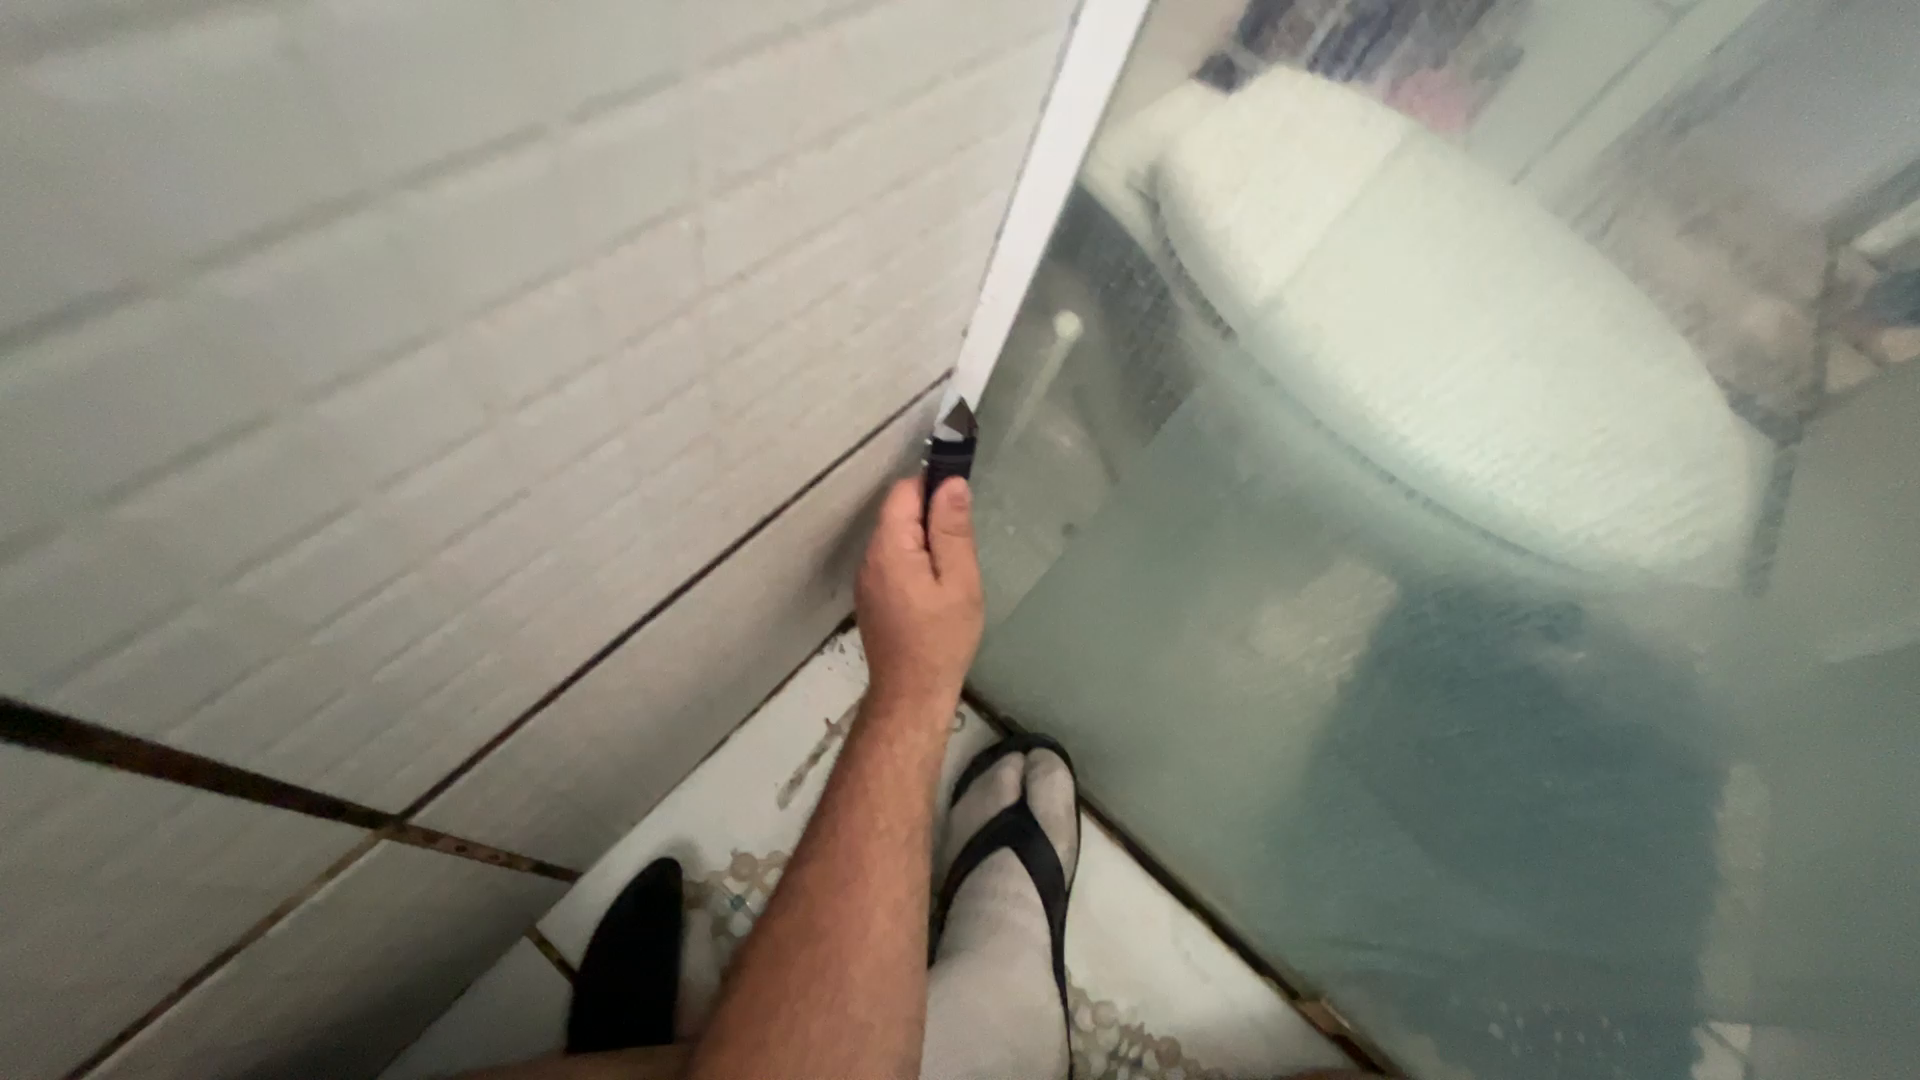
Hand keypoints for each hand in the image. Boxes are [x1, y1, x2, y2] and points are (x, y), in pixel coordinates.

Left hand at [855, 474, 983, 714]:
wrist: (911, 693)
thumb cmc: (942, 638)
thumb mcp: (959, 581)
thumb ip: (952, 530)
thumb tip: (951, 483)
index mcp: (889, 547)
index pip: (903, 492)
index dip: (932, 486)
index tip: (961, 501)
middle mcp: (870, 557)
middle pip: (898, 514)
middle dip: (931, 516)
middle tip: (963, 545)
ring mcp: (867, 579)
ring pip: (896, 538)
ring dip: (924, 541)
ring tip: (953, 570)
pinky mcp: (871, 596)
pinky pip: (892, 561)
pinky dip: (914, 561)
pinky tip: (935, 588)